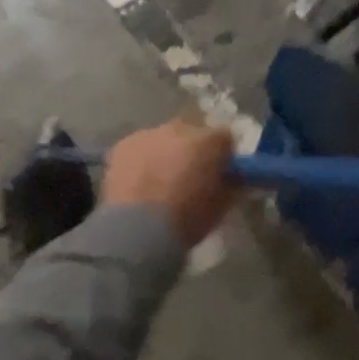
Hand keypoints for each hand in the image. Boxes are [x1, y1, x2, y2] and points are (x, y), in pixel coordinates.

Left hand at [101, 119, 238, 245]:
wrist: (137, 230)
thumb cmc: (186, 221)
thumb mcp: (221, 207)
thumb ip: (232, 185)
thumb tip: (235, 178)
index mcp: (209, 142)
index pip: (226, 137)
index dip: (224, 155)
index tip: (221, 172)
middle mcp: (179, 129)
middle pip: (193, 132)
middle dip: (194, 149)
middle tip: (189, 175)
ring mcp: (148, 134)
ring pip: (164, 138)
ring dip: (166, 152)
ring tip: (160, 179)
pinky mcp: (123, 145)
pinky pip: (140, 146)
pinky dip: (143, 158)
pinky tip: (139, 181)